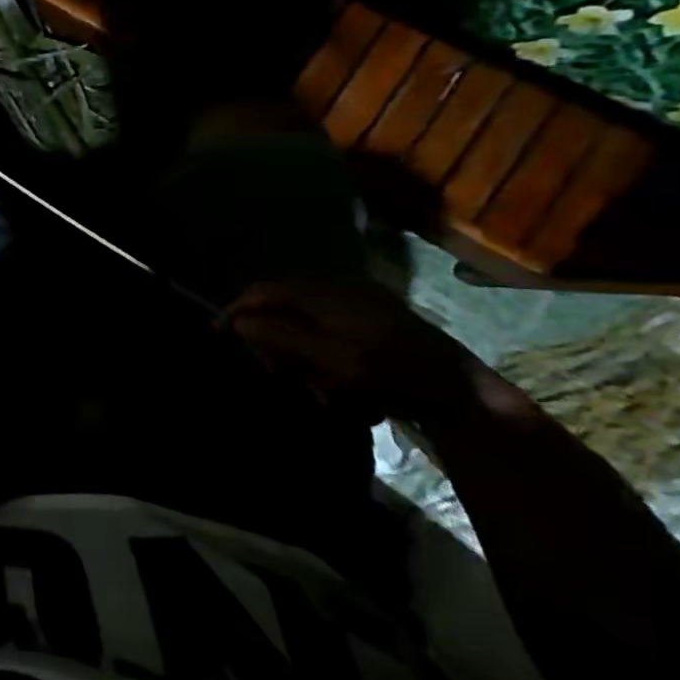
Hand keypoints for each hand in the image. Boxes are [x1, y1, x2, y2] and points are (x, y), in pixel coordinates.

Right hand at [228, 277, 489, 426]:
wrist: (461, 389)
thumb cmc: (394, 372)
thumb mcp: (333, 358)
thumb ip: (282, 336)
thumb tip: (238, 321)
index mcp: (326, 292)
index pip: (264, 291)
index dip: (237, 309)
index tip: (218, 333)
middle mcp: (337, 289)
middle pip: (281, 305)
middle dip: (271, 338)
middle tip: (273, 372)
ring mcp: (355, 303)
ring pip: (302, 322)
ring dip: (296, 353)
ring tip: (309, 385)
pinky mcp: (369, 320)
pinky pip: (326, 332)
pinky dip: (319, 354)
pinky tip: (332, 382)